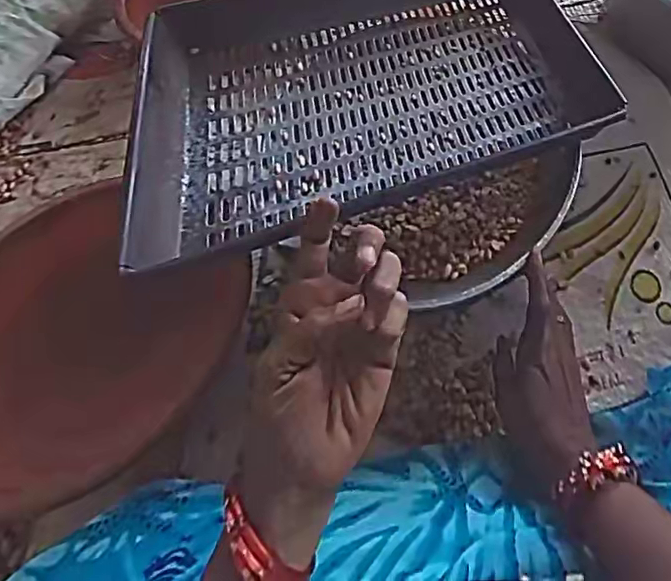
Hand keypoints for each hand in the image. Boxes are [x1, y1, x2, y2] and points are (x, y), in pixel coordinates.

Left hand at [233, 200, 406, 568]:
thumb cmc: (274, 413)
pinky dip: (391, 310)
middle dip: (365, 245)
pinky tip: (379, 319)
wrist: (300, 467)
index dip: (320, 228)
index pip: (312, 255)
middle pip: (358, 256)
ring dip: (383, 273)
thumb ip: (307, 327)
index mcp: (302, 302)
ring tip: (374, 287)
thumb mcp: (276, 366)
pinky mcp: (385, 348)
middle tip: (364, 256)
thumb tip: (348, 301)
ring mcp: (363, 324)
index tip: (327, 203)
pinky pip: (395, 316)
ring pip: (384, 278)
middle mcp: (336, 304)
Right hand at [493, 257, 596, 495]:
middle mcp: (559, 344)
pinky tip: (545, 323)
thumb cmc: (533, 426)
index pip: (540, 300)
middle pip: (554, 305)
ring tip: (537, 287)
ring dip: (549, 300)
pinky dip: (552, 318)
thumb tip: (502, 338)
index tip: (533, 252)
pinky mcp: (572, 369)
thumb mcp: (507, 395)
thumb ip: (503, 363)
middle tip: (532, 266)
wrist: (571, 457)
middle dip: (544, 284)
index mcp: (541, 345)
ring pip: (559, 318)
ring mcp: (568, 357)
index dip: (537, 275)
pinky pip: (561, 331)